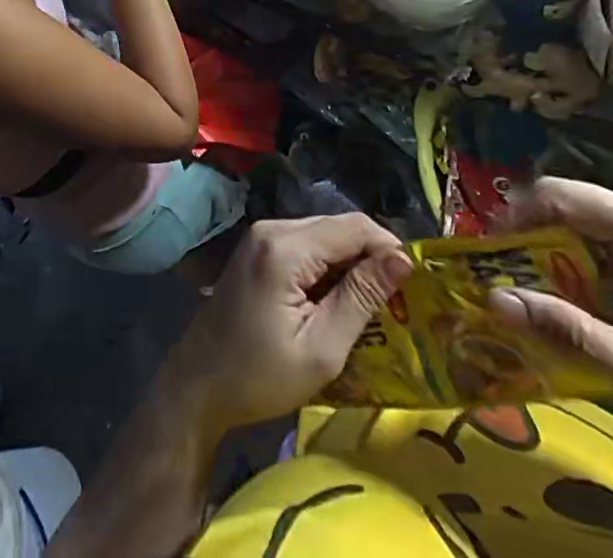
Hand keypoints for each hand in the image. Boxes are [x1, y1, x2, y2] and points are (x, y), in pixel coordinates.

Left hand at [167, 214, 413, 433]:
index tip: (414, 289)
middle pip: (340, 227)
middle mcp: (272, 229)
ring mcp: (261, 238)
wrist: (198, 386)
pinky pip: (306, 247)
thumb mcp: (322, 347)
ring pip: (325, 235)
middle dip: (373, 258)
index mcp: (285, 248)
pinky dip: (328, 268)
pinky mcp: (257, 251)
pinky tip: (336, 302)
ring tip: (372, 307)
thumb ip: (361, 296)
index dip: (391, 250)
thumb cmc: (259, 377)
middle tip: (396, 303)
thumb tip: (403, 258)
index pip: (356, 226)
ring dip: (352, 265)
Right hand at [484, 180, 612, 528]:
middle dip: (524, 249)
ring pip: (592, 236)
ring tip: (520, 309)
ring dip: (552, 268)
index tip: (471, 258)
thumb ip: (582, 340)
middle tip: (489, 293)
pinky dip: (586, 282)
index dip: (508, 220)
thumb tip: (494, 301)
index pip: (565, 198)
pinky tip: (572, 318)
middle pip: (574, 215)